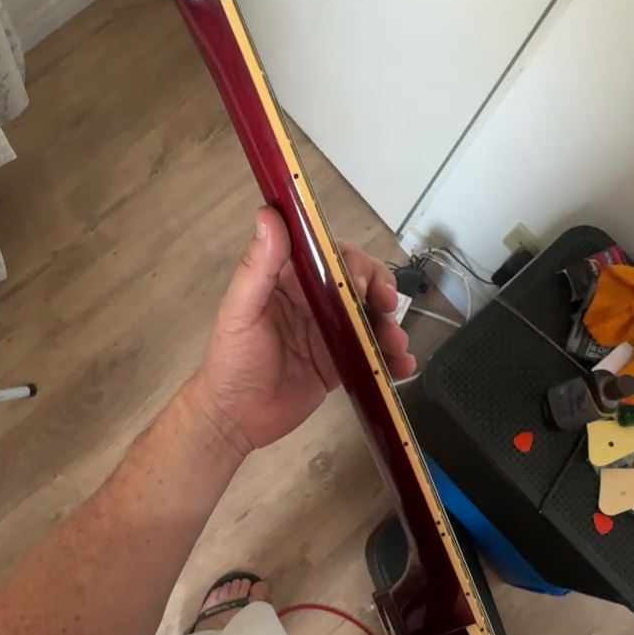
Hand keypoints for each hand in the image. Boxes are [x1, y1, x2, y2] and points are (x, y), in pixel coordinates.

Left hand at [187, 207, 416, 455]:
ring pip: (371, 316)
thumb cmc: (232, 363)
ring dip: (391, 324)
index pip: (327, 253)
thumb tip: (269, 215)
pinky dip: (392, 357)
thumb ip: (257, 267)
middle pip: (358, 282)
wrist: (237, 420)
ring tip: (397, 344)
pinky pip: (373, 353)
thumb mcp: (240, 312)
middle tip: (386, 308)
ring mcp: (329, 332)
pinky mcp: (340, 363)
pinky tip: (401, 365)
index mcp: (288, 281)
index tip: (360, 279)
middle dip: (380, 290)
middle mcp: (312, 301)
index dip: (351, 259)